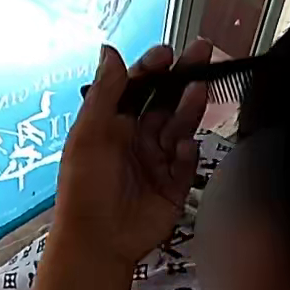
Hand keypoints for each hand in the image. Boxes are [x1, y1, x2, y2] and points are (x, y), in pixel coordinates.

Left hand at [51, 39, 212, 269]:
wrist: (99, 239)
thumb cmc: (85, 186)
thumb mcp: (89, 134)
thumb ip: (105, 92)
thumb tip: (109, 50)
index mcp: (113, 125)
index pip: (137, 88)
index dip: (152, 68)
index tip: (168, 52)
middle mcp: (137, 140)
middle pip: (165, 102)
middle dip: (183, 78)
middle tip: (204, 54)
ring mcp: (158, 162)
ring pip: (180, 128)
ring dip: (189, 109)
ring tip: (200, 91)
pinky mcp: (174, 186)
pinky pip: (187, 163)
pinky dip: (188, 152)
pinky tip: (186, 146)